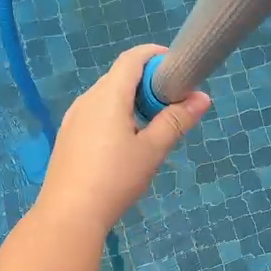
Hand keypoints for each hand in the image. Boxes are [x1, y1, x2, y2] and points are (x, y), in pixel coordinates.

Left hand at [33, 44, 211, 233]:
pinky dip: (116, 116)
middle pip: (120, 76)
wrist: (70, 214)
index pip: (133, 58)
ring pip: (107, 97)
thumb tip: (202, 98)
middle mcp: (87, 98)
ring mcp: (74, 118)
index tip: (179, 71)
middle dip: (148, 83)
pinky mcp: (68, 136)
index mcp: (108, 95)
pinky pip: (96, 114)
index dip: (157, 56)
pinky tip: (126, 146)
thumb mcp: (152, 150)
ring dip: (132, 102)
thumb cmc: (115, 179)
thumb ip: (176, 120)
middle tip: (172, 106)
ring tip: (152, 129)